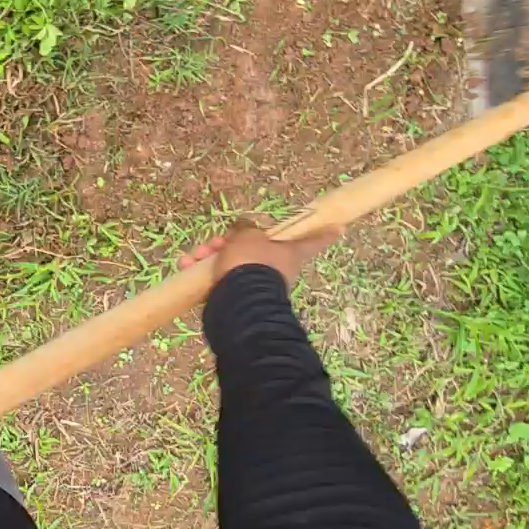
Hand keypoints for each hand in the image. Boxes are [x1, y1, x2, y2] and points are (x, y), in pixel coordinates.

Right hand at [178, 221, 343, 286]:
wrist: (237, 301)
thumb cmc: (250, 263)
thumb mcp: (247, 236)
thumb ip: (245, 229)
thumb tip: (243, 229)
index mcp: (290, 251)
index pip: (313, 239)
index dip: (325, 232)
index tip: (340, 227)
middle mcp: (277, 267)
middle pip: (255, 248)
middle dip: (228, 243)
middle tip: (213, 243)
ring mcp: (256, 282)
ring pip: (233, 262)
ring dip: (210, 256)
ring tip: (194, 258)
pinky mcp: (236, 295)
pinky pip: (220, 277)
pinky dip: (204, 271)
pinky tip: (187, 267)